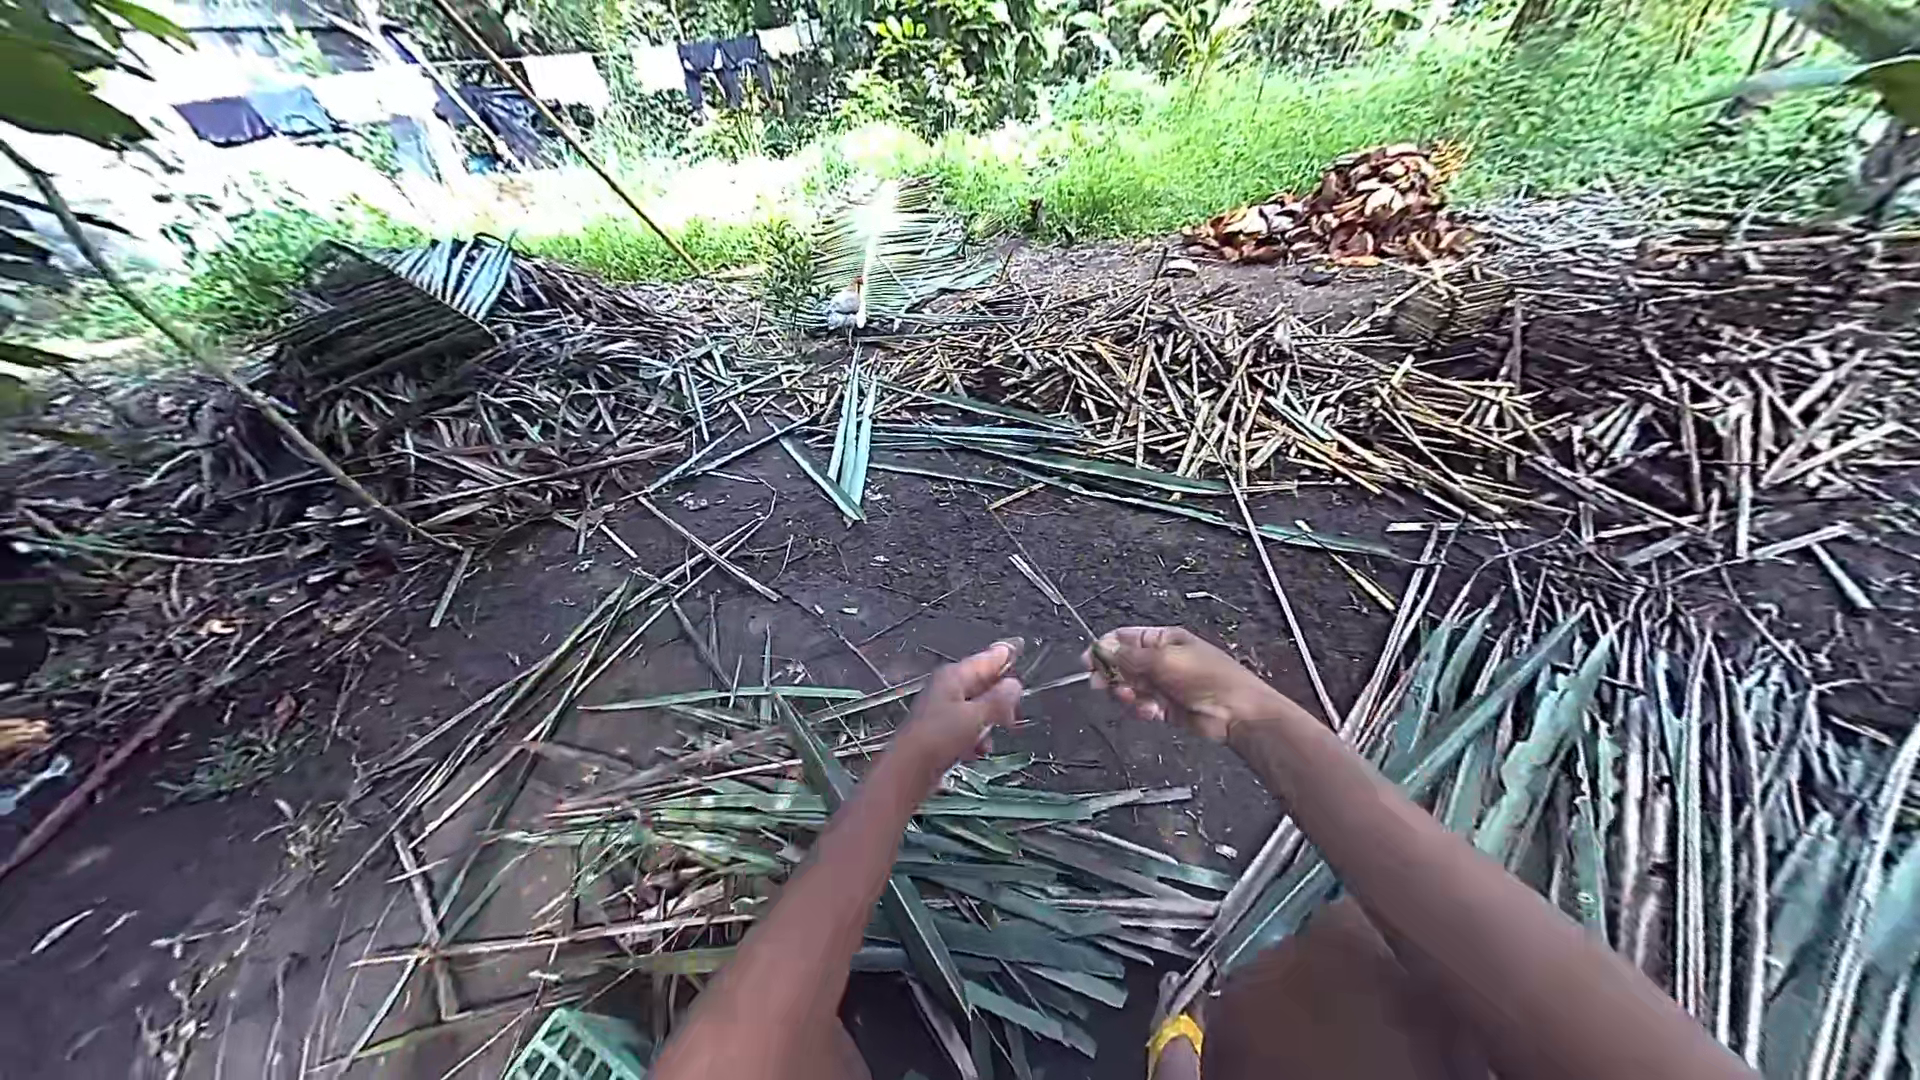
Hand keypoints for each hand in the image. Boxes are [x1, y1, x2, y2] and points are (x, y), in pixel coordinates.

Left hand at [891, 639, 1023, 783]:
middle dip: (1001, 698)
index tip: (1020, 644)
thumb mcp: (975, 717)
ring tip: (991, 739)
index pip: (986, 659)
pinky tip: (977, 752)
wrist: (908, 770)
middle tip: (1014, 714)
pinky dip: (975, 737)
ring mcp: (942, 708)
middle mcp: (947, 687)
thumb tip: (1015, 684)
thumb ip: (998, 700)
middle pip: (983, 683)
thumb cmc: (940, 737)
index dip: (1004, 653)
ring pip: (977, 707)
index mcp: (954, 676)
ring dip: (989, 722)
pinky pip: (967, 726)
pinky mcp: (940, 730)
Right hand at [1084, 626, 1290, 742]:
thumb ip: (1129, 655)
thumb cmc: (1208, 678)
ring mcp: (1162, 684)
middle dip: (1111, 674)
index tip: (1089, 661)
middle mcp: (1160, 660)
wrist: (1237, 713)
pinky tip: (1151, 710)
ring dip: (1126, 694)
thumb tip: (1102, 647)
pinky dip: (1141, 709)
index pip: (1124, 638)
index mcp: (1162, 640)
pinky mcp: (1165, 707)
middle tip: (1100, 683)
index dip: (1104, 648)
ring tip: (1133, 698)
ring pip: (1129, 687)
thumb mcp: (1163, 659)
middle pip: (1122, 664)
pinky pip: (1141, 706)